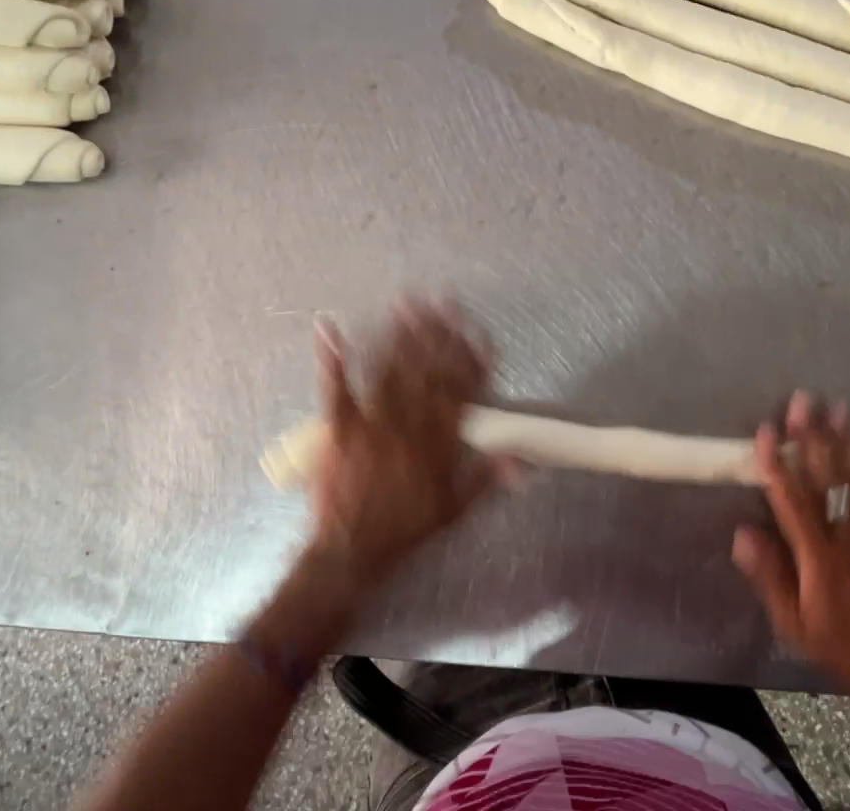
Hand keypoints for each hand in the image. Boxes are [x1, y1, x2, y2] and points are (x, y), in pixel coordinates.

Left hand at [306, 296, 503, 579]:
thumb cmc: (406, 530)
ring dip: (398, 332)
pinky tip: (330, 326)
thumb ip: (486, 478)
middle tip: (445, 299)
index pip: (461, 389)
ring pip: (388, 368)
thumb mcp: (455, 510)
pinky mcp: (336, 425)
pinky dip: (332, 356)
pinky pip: (335, 387)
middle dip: (438, 332)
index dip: (472, 358)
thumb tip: (520, 459)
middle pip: (426, 369)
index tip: (480, 331)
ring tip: (406, 302)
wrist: (351, 551)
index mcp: (438, 440)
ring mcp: (370, 420)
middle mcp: (407, 422)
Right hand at [732, 391, 849, 708]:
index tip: (766, 431)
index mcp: (819, 558)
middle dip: (812, 437)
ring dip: (849, 441)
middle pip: (828, 478)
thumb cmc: (842, 646)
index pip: (792, 499)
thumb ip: (769, 576)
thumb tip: (741, 532)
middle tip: (803, 401)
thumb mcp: (794, 623)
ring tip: (838, 408)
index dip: (777, 462)